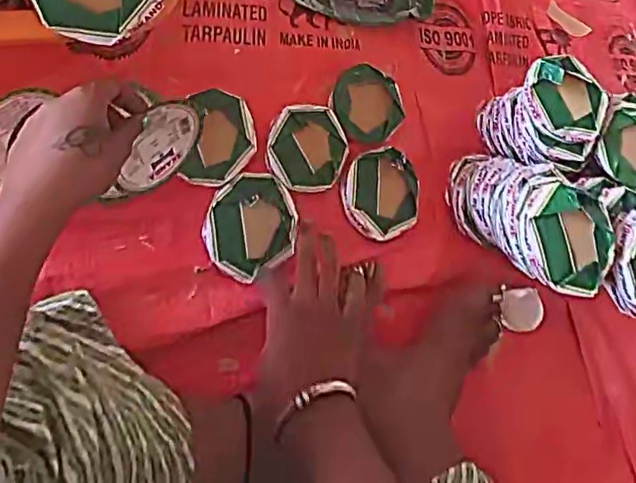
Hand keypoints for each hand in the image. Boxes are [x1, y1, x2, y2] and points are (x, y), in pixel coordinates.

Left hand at [0, 80, 145, 217]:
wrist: (33, 201)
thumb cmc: (83, 170)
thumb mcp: (119, 150)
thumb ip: (132, 128)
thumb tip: (135, 120)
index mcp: (87, 96)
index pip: (115, 85)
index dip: (133, 99)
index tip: (140, 115)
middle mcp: (60, 100)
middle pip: (91, 98)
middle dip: (109, 113)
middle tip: (120, 134)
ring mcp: (38, 117)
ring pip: (71, 114)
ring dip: (87, 126)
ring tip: (95, 151)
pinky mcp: (23, 136)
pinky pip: (52, 130)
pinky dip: (66, 138)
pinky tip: (70, 162)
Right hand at [254, 230, 370, 419]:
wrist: (317, 411)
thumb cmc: (282, 395)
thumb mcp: (265, 363)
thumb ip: (270, 339)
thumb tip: (272, 335)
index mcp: (281, 312)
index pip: (271, 280)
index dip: (267, 271)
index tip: (266, 268)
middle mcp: (308, 302)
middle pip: (307, 261)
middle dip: (305, 240)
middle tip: (305, 224)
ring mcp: (334, 309)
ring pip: (334, 270)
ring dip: (332, 253)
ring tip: (330, 239)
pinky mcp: (355, 322)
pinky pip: (364, 294)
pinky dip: (367, 279)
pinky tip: (369, 267)